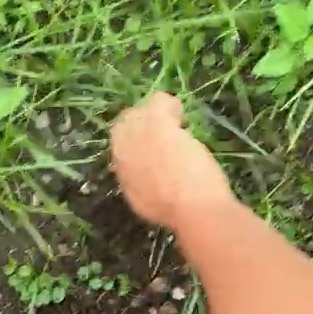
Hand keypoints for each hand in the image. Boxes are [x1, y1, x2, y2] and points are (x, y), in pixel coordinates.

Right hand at [110, 92, 235, 231]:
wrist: (192, 208)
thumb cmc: (178, 212)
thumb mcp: (146, 203)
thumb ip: (139, 183)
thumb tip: (142, 173)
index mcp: (121, 171)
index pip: (120, 143)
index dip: (137, 138)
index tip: (155, 142)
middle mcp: (123, 150)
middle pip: (125, 123)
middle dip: (144, 122)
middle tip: (166, 127)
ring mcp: (138, 135)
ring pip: (141, 110)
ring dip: (159, 113)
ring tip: (177, 122)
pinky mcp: (156, 123)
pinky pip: (159, 101)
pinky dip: (172, 106)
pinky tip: (182, 116)